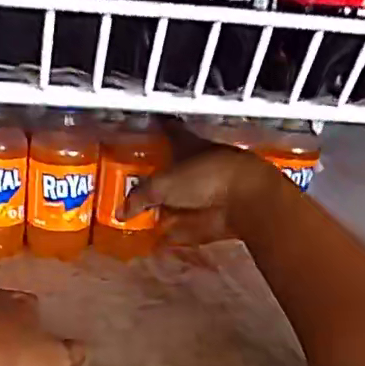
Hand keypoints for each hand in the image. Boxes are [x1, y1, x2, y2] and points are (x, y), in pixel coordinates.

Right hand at [123, 119, 281, 248]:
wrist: (243, 201)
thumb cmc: (205, 178)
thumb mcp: (162, 184)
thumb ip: (139, 197)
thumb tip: (121, 212)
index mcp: (187, 144)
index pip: (169, 131)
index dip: (158, 128)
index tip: (149, 126)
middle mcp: (195, 165)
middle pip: (169, 169)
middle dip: (154, 177)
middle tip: (131, 185)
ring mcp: (203, 191)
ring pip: (176, 198)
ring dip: (162, 207)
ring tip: (137, 216)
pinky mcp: (209, 215)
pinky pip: (182, 224)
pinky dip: (170, 232)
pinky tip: (154, 239)